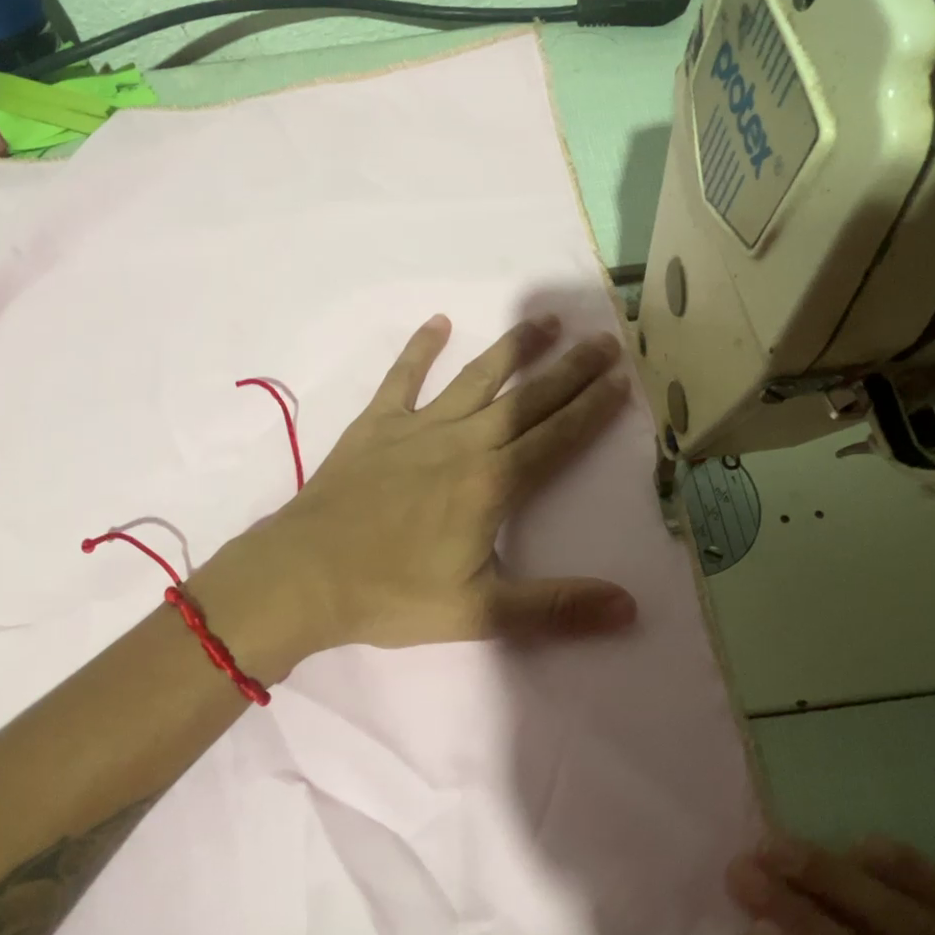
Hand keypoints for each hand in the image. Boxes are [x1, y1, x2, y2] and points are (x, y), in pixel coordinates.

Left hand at [226, 313, 637, 660]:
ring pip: (476, 378)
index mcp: (493, 484)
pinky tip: (438, 322)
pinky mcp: (375, 426)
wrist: (304, 575)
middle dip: (570, 370)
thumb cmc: (392, 596)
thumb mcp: (481, 613)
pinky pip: (402, 378)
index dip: (593, 409)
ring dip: (513, 348)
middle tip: (605, 340)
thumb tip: (630, 606)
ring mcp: (417, 428)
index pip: (557, 438)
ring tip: (546, 321)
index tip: (622, 379)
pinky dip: (420, 349)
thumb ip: (556, 607)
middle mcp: (463, 443)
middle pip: (528, 399)